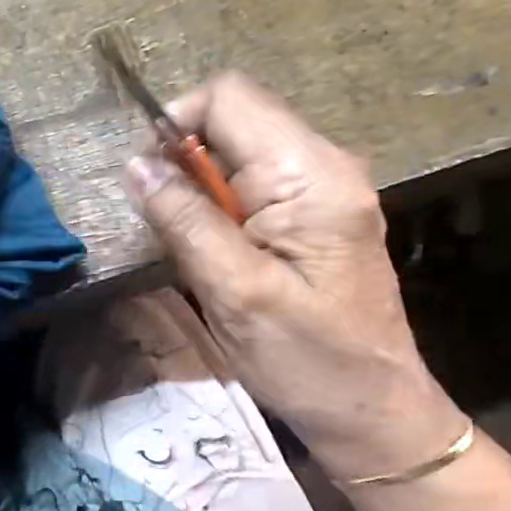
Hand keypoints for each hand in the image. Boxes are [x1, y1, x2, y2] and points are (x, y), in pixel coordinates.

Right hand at [123, 72, 466, 481]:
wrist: (373, 413)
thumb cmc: (308, 361)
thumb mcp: (235, 293)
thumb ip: (185, 220)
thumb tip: (136, 164)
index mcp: (311, 173)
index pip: (229, 97)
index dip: (177, 123)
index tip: (151, 180)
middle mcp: (325, 162)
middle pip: (235, 120)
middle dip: (188, 162)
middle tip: (172, 227)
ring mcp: (326, 185)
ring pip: (239, 151)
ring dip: (204, 190)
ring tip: (198, 248)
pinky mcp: (319, 210)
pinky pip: (255, 182)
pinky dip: (223, 207)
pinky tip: (222, 253)